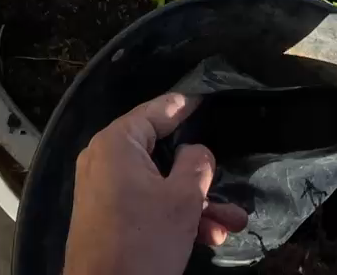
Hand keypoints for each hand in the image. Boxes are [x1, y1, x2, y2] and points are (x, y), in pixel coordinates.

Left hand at [64, 92, 250, 274]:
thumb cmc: (143, 241)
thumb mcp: (181, 199)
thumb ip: (196, 163)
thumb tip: (196, 151)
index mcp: (117, 142)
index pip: (158, 110)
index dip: (186, 105)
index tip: (206, 95)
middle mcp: (105, 159)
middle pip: (162, 153)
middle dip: (200, 174)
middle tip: (228, 179)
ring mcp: (105, 190)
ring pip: (159, 184)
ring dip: (195, 203)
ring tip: (231, 222)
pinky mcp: (108, 218)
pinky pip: (146, 204)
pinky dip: (173, 216)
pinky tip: (209, 235)